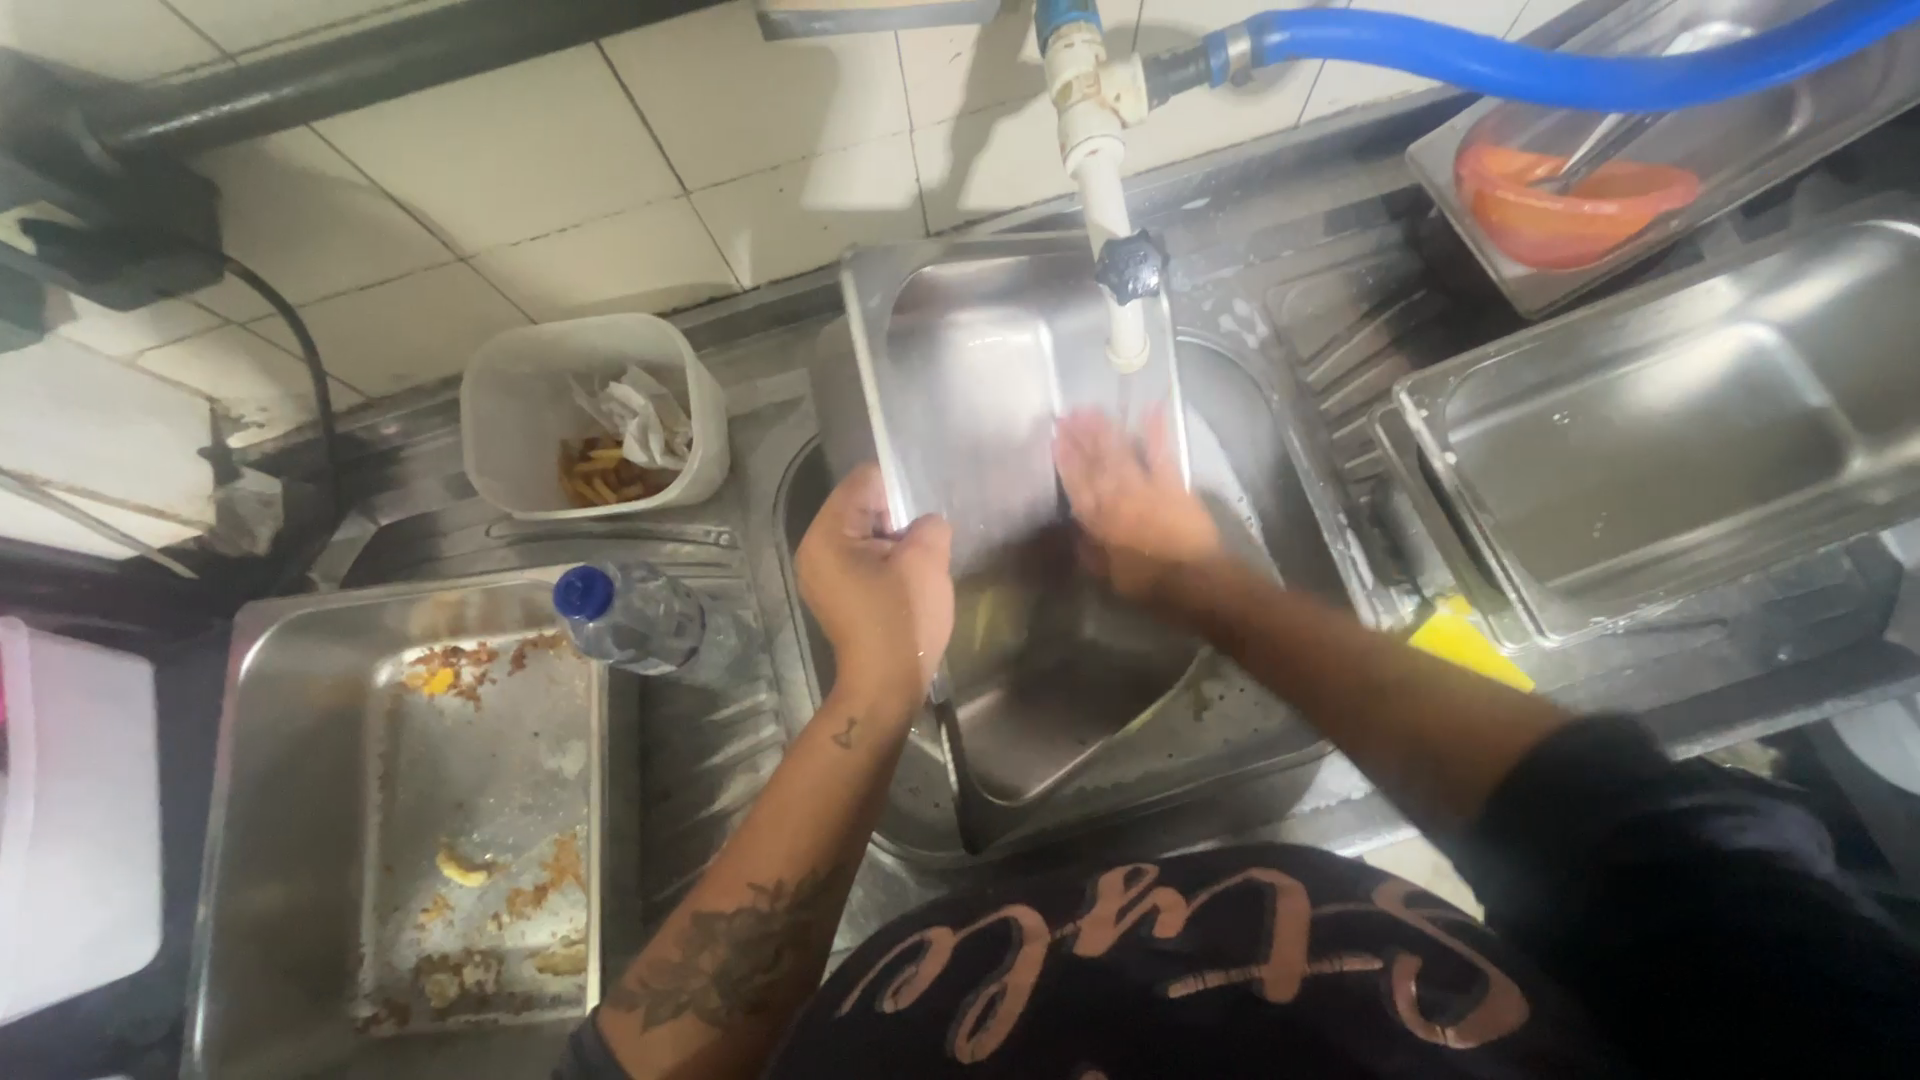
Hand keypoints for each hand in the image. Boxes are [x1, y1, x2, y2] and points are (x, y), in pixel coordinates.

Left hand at [797, 464, 953, 707]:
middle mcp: (814, 549)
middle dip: (896, 516)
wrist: (885, 685)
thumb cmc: (902, 620)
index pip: (862, 482)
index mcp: (827, 535)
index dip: (898, 486)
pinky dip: (885, 561)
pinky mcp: (834, 593)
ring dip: (894, 541)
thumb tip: (925, 525)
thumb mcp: (926, 562)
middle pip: (859, 506)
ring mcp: (821, 574)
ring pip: (863, 534)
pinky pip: (860, 559)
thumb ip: (929, 525)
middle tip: (925, 539)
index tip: (924, 508)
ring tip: (919, 561)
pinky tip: (906, 580)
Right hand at [1054, 408, 1222, 602]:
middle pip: (1095, 460)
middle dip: (1080, 436)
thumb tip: (1076, 529)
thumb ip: (1089, 549)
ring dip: (1104, 428)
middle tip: (1068, 414)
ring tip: (1091, 409)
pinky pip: (1161, 451)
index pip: (1075, 482)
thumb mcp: (1106, 573)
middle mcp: (1116, 494)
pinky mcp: (1172, 482)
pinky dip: (1156, 428)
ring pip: (1120, 450)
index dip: (1065, 458)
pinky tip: (1152, 406)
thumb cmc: (1146, 582)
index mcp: (1097, 518)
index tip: (1056, 438)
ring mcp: (1145, 484)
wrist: (1192, 579)